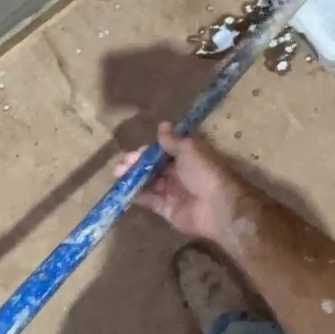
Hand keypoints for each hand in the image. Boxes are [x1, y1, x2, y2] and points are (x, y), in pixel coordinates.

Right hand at [115, 123, 252, 243]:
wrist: (217, 206)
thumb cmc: (203, 172)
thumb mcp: (188, 149)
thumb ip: (171, 140)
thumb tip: (163, 124)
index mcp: (186, 157)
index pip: (162, 152)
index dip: (148, 151)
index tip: (135, 152)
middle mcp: (179, 173)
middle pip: (153, 167)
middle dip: (137, 164)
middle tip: (122, 165)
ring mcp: (172, 192)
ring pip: (149, 182)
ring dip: (133, 177)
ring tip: (118, 175)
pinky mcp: (167, 209)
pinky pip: (149, 200)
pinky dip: (137, 194)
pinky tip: (124, 189)